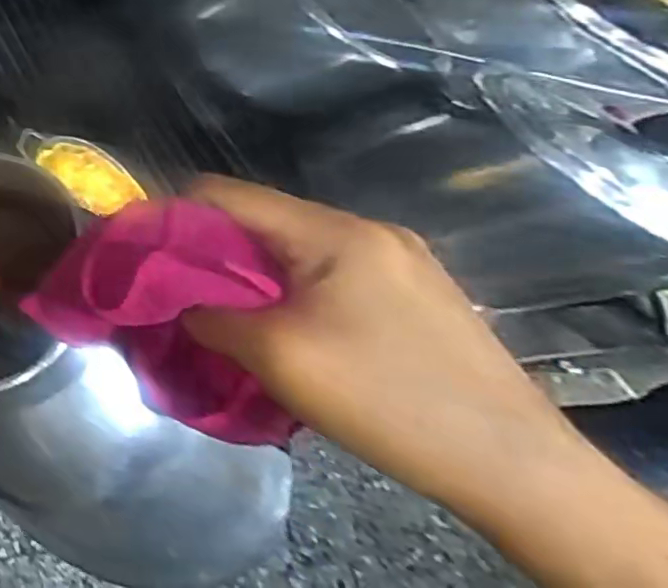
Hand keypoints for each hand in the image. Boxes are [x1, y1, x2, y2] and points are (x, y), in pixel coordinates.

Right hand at [179, 175, 584, 511]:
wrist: (527, 475)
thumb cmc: (392, 402)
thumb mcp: (277, 357)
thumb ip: (207, 315)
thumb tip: (174, 303)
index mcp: (334, 232)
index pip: (223, 192)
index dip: (170, 211)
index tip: (140, 247)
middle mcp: (366, 230)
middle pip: (256, 216)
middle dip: (206, 246)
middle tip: (174, 284)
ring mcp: (397, 259)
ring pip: (288, 244)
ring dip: (245, 269)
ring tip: (221, 307)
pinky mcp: (412, 290)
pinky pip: (323, 269)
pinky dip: (284, 286)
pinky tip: (281, 323)